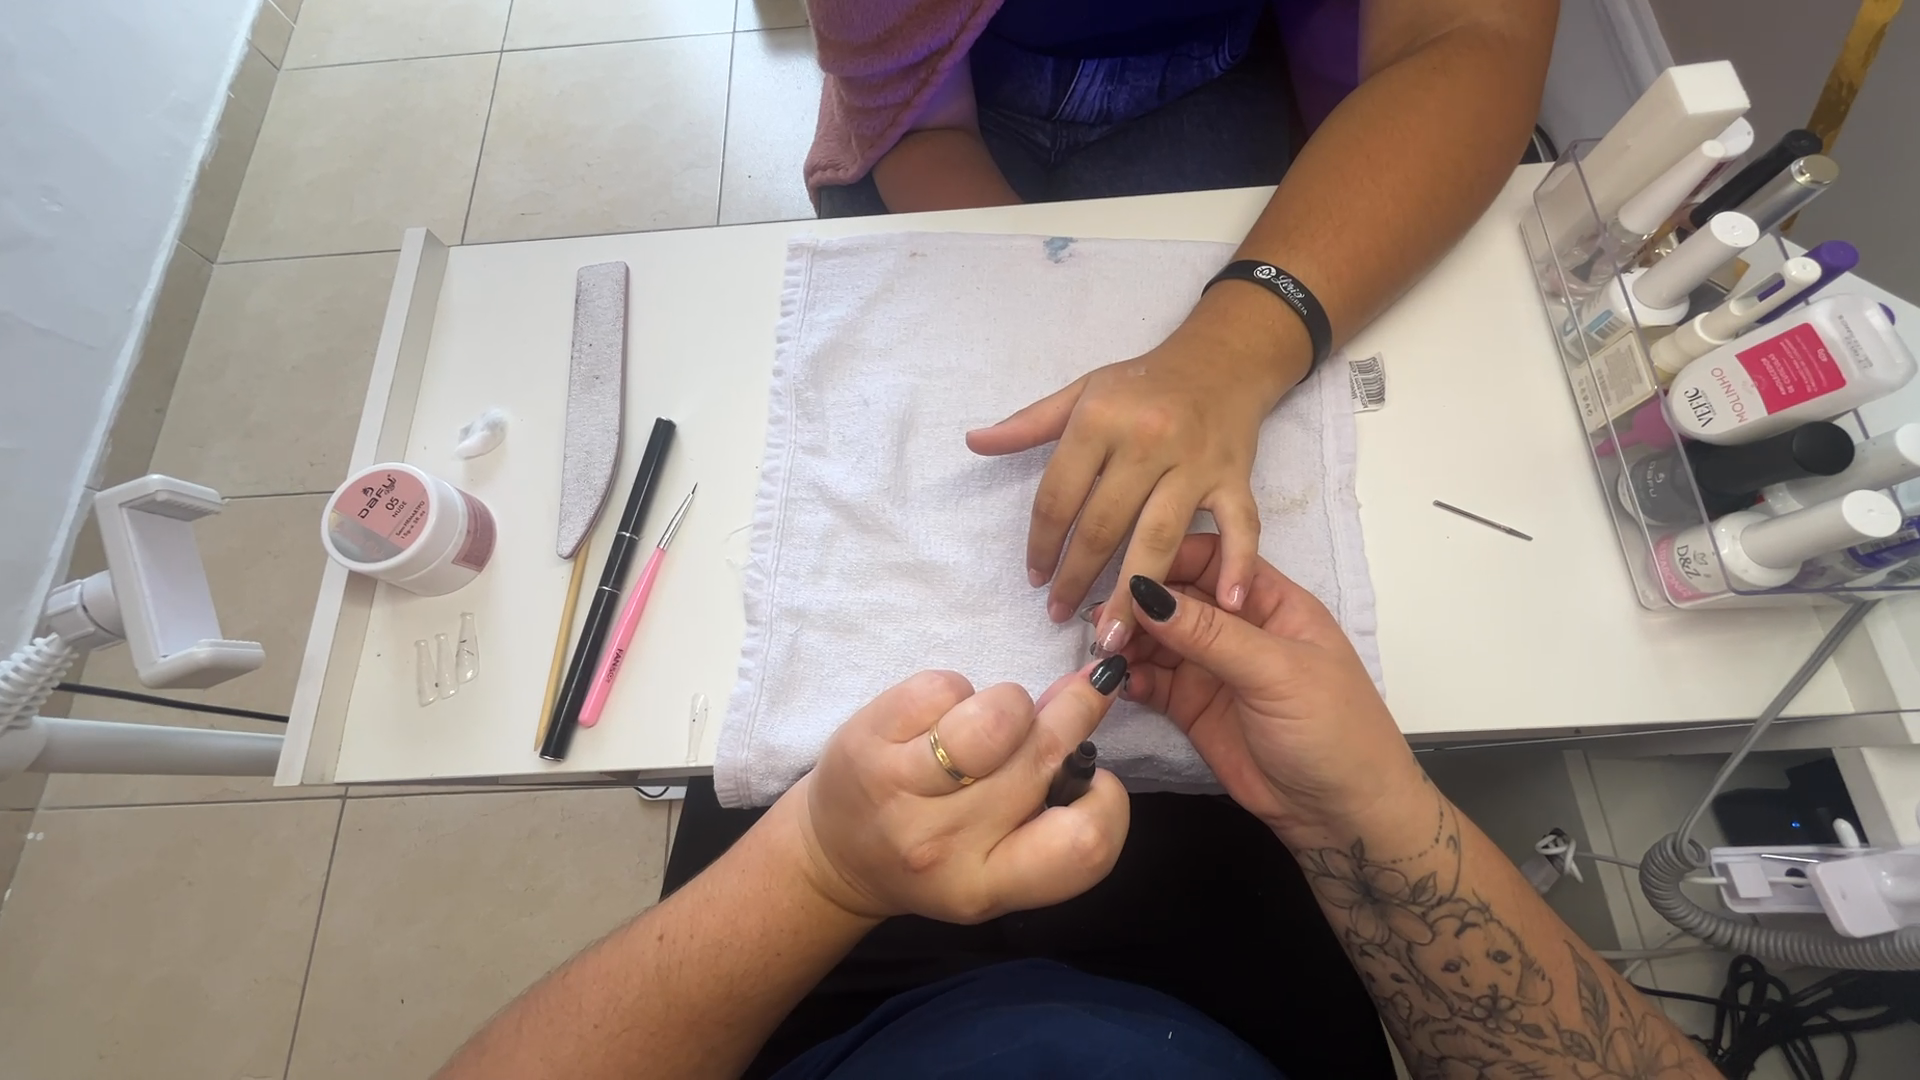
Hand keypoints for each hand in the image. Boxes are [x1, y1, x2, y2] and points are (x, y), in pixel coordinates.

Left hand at [786, 661, 1130, 923]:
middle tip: (1070, 700)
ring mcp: (901, 791)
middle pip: (1042, 756)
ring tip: (994, 718)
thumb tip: (1097, 689)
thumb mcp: (996, 852)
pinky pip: (945, 686)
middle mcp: (944, 846)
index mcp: (987, 884)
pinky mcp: (869, 739)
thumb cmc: (932, 848)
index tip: (1091, 778)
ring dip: (1011, 703)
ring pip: (996, 717)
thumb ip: (1049, 795)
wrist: (835, 850)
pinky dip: (957, 688)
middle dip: (1071, 713)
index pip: (1083, 846)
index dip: (1107, 801)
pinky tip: (942, 713)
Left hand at [966, 305, 1304, 654]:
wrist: (1220, 360)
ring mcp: (1195, 462)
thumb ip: (1027, 424)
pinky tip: (1226, 605)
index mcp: (1099, 421)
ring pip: (1159, 536)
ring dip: (1132, 592)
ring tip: (1111, 636)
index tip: (1034, 578)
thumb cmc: (1140, 384)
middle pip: (1103, 525)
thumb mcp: (1080, 394)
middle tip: (1060, 615)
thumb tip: (973, 441)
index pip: (1058, 495)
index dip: (1042, 542)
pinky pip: (1240, 525)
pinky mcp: (1236, 477)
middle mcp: (1147, 441)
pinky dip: (1239, 564)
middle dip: (1076, 577)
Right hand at [1116, 533, 1421, 841]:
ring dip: (1129, 641)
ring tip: (1106, 651)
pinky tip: (1121, 681)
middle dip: (1139, 604)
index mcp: (1269, 601)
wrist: (1340, 816)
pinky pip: (1150, 679)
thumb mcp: (1274, 671)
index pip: (1210, 559)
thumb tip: (1144, 593)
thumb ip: (1208, 633)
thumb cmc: (1332, 730)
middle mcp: (1235, 626)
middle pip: (1174, 597)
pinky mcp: (1189, 705)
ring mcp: (1210, 666)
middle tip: (1104, 620)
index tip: (1130, 574)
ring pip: (1156, 638)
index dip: (1170, 560)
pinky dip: (1131, 677)